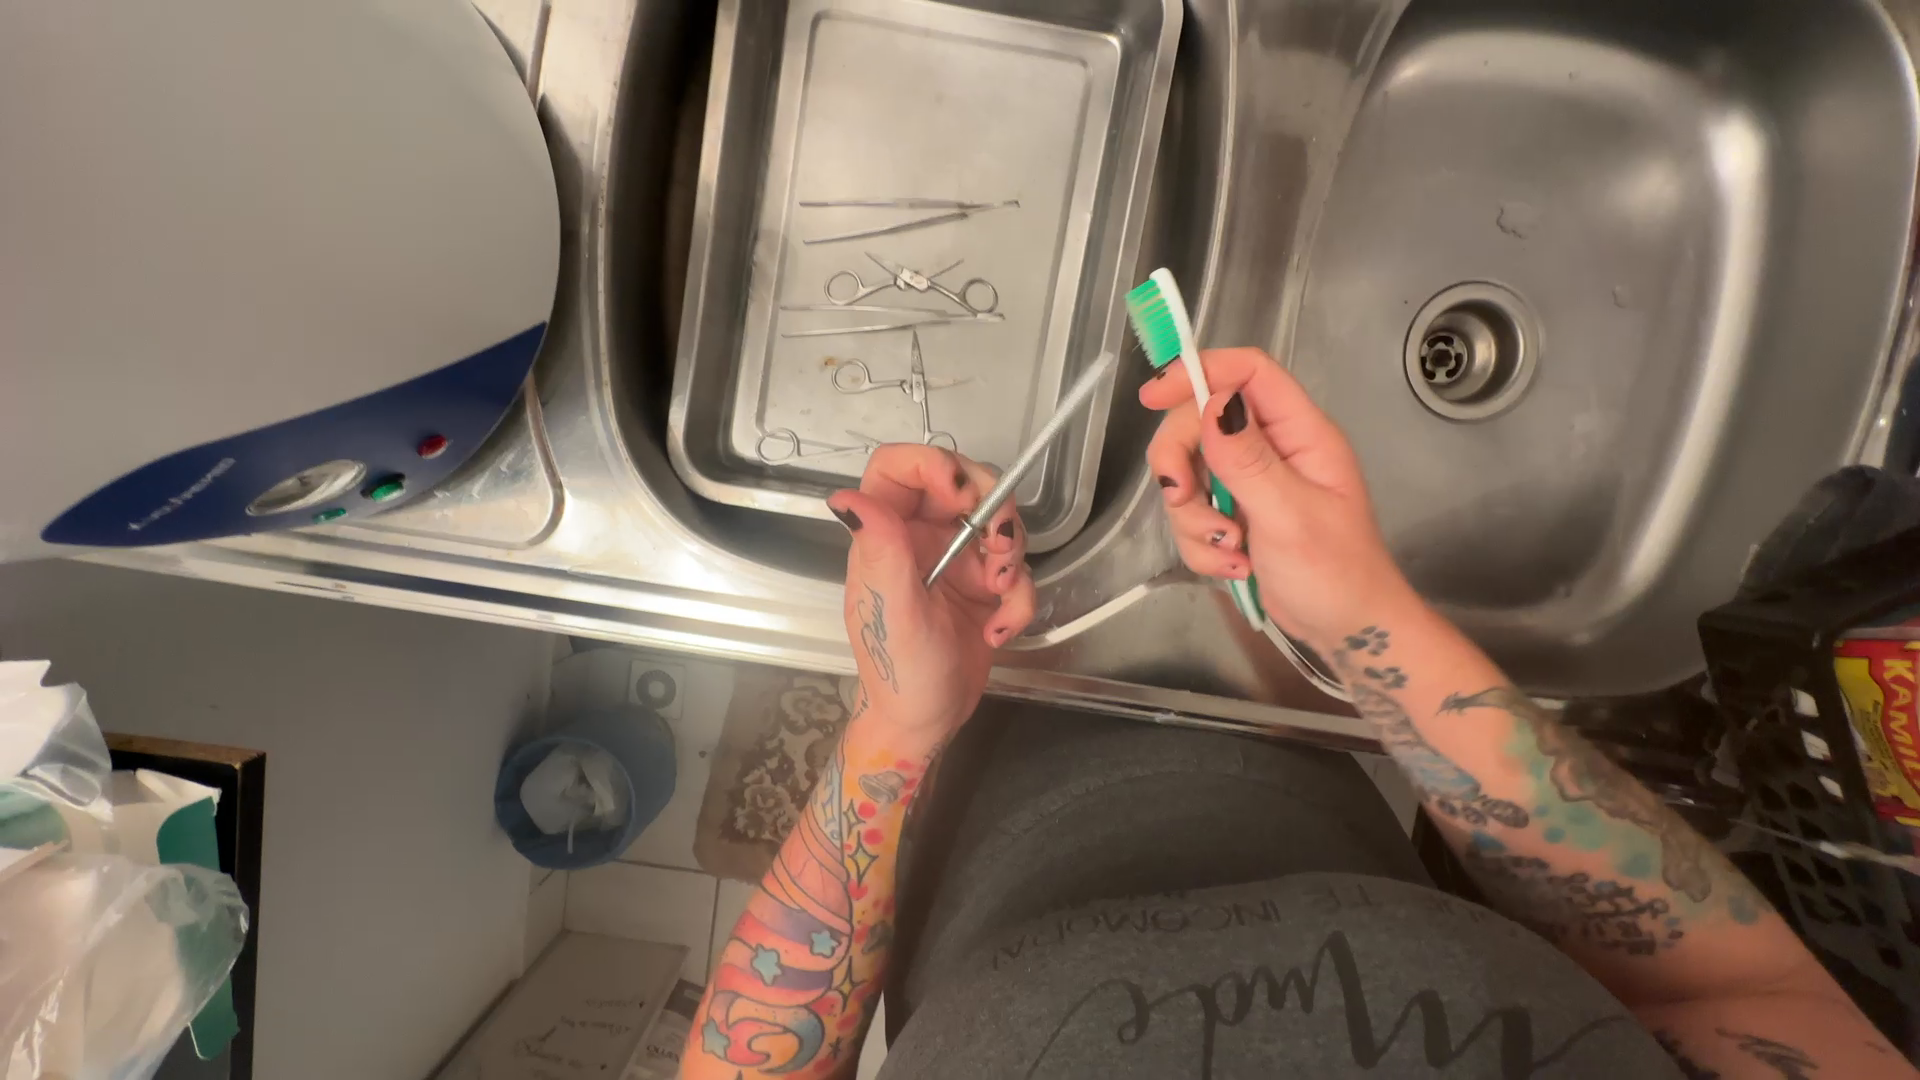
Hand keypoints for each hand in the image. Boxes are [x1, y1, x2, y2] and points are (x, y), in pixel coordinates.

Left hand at [825, 445, 1036, 748]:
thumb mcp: (892, 614)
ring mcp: (956, 559)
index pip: (897, 468)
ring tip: (998, 598)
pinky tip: (999, 631)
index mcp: (886, 536)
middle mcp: (921, 538)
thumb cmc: (898, 674)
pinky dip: (1019, 599)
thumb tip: (845, 498)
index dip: (933, 464)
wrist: (928, 721)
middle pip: (963, 485)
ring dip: (1011, 559)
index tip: (963, 496)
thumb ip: (880, 552)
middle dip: (993, 511)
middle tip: (1000, 547)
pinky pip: (1017, 570)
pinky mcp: (986, 584)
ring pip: (999, 524)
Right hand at [1140, 347, 1419, 651]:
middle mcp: (1270, 450)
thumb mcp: (1290, 515)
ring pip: (1188, 476)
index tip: (1151, 397)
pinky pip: (1190, 516)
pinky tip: (1235, 566)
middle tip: (1182, 498)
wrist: (1345, 630)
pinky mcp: (1230, 517)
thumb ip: (1248, 461)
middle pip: (1199, 424)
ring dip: (1194, 519)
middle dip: (1180, 463)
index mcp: (1299, 433)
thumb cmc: (1336, 573)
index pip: (1247, 374)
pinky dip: (1201, 546)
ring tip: (1232, 551)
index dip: (1198, 373)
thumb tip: (1211, 404)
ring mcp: (1247, 484)